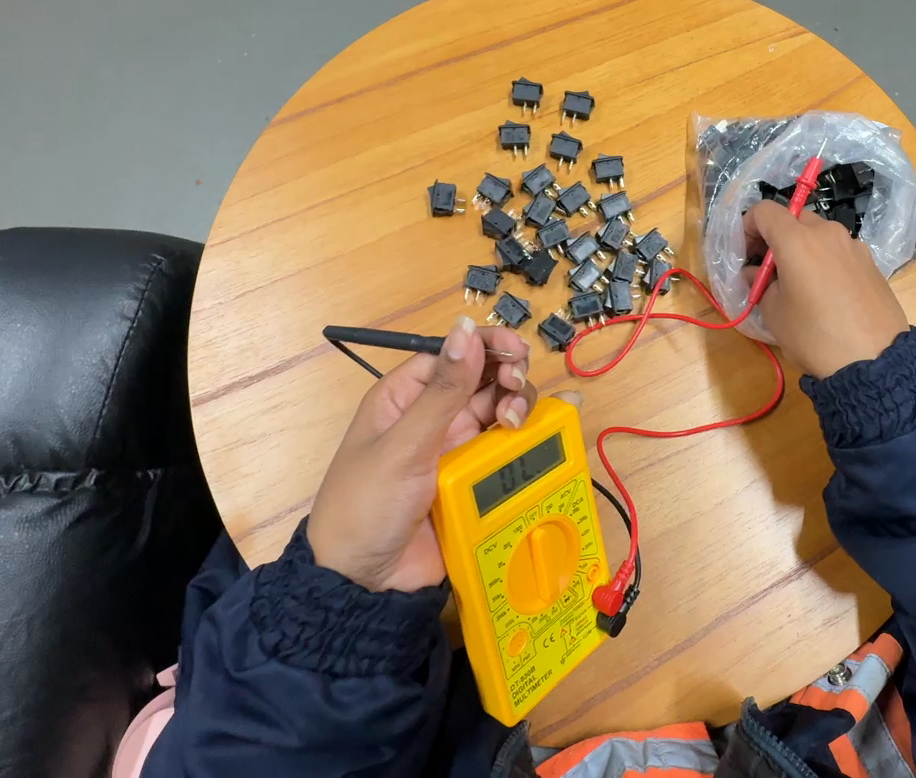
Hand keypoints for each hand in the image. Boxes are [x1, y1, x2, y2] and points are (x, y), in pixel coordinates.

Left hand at [307, 316, 536, 591]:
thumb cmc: (366, 507)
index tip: (515, 350)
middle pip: (484, 376)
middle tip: (514, 387)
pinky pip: (510, 448)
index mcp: (405, 397)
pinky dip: (531, 436)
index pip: (452, 353)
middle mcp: (435, 415)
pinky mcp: (478, 478)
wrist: (366, 586)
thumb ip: (442, 390)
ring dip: (518, 404)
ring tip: (515, 421)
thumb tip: (466, 329)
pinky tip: (549, 427)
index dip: (486, 345)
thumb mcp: (403, 445)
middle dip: (507, 374)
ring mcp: (459, 447)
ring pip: (502, 408)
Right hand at [743, 200, 909, 377]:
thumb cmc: (814, 335)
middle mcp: (827, 233)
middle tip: (770, 270)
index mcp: (797, 240)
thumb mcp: (774, 313)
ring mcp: (854, 246)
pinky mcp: (872, 263)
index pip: (765, 211)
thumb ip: (760, 284)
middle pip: (794, 219)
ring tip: (799, 284)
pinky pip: (839, 252)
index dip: (748, 227)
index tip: (746, 253)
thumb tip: (756, 273)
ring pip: (819, 235)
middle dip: (777, 238)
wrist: (874, 361)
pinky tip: (827, 294)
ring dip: (803, 249)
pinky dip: (825, 261)